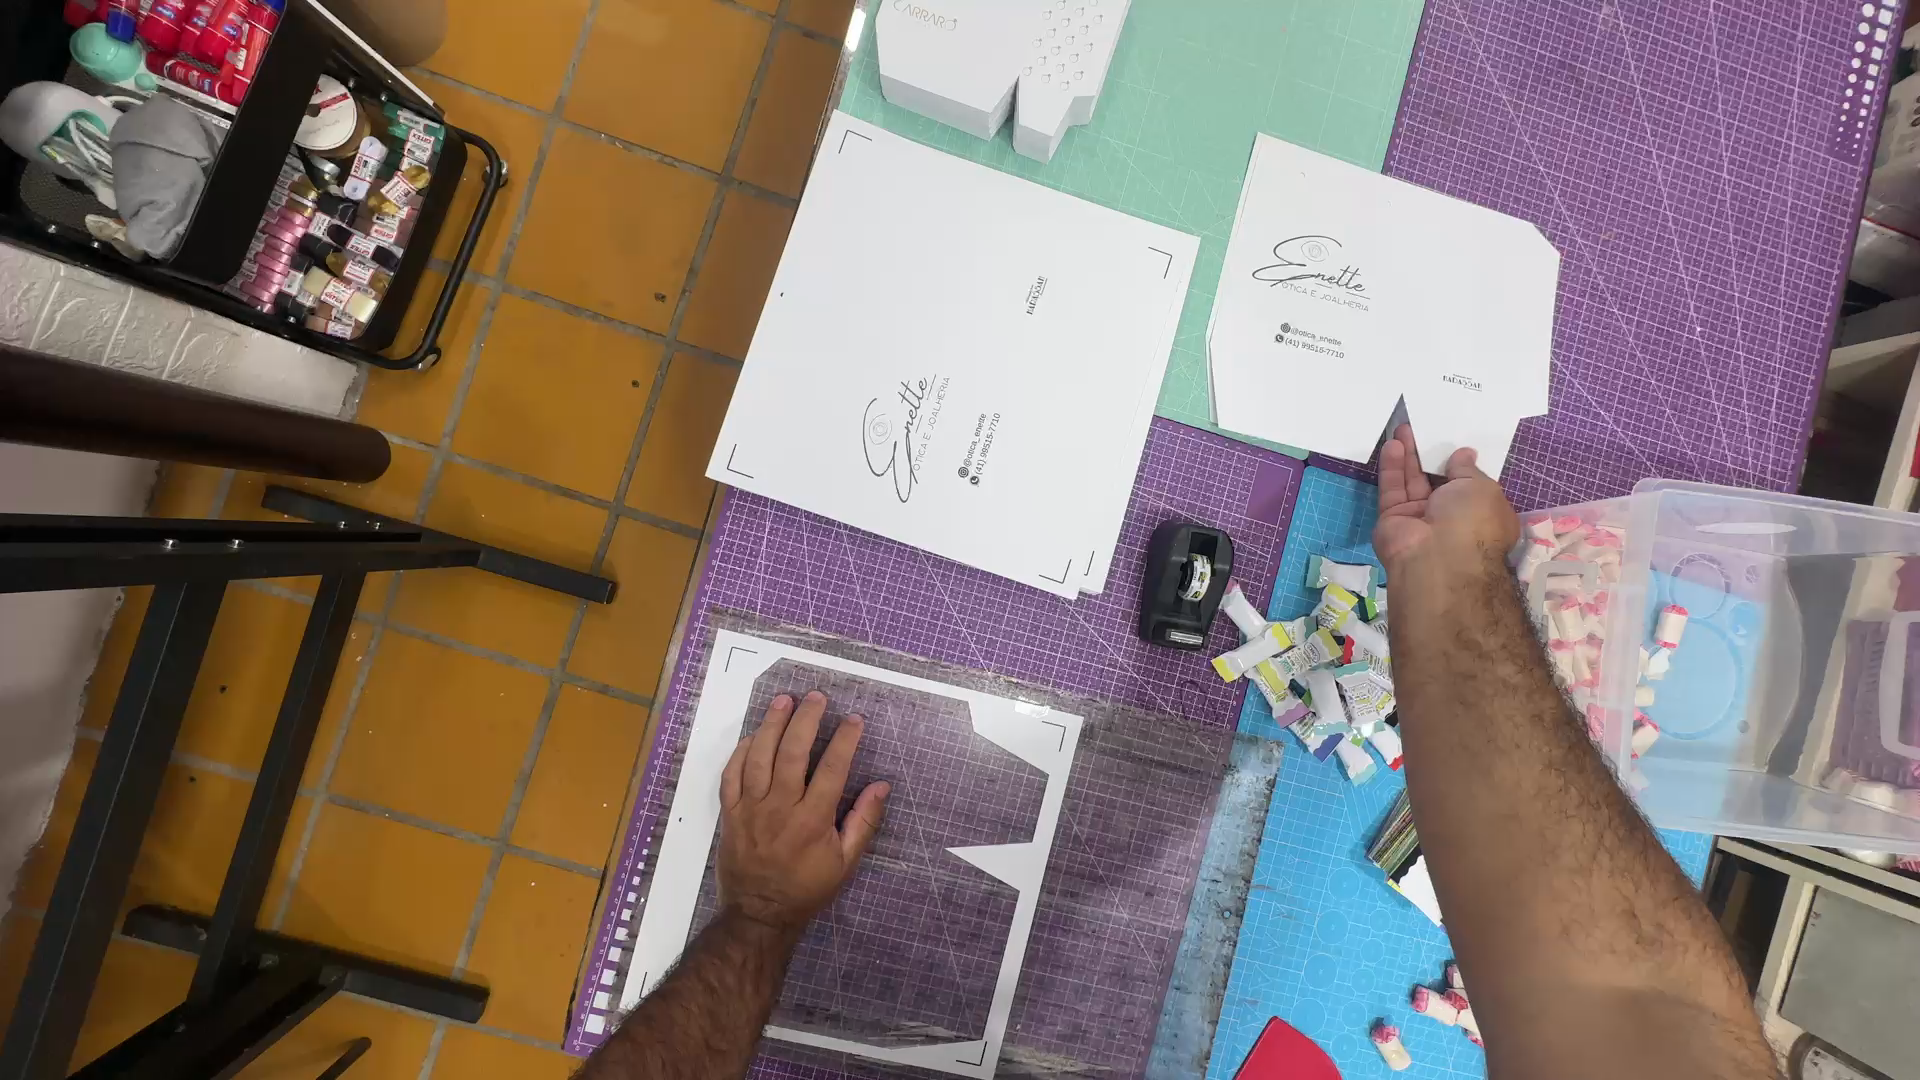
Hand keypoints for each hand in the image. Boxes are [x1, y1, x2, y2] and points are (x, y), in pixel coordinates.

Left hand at [718, 690, 890, 934]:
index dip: (845, 740)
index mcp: (812, 820)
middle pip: (792, 752)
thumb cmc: (807, 888)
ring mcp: (751, 809)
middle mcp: (780, 808)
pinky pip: (730, 775)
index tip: (854, 719)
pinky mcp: (730, 814)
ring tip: (784, 700)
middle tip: (816, 697)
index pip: (832, 768)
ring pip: (759, 757)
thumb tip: (881, 785)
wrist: (758, 916)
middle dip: (806, 720)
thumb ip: (864, 821)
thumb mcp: (845, 862)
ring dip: (771, 725)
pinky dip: (740, 751)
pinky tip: (753, 734)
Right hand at [1373, 424, 1519, 579]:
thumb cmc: (1472, 520)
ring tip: (1403, 428)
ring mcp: (1418, 517)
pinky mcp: (1392, 518)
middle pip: (1435, 479)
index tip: (1453, 443)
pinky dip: (1392, 468)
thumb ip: (1467, 469)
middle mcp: (1449, 516)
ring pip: (1411, 481)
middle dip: (1429, 454)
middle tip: (1422, 429)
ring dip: (1408, 456)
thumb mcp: (1482, 487)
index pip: (1469, 485)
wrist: (1437, 557)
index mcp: (1480, 512)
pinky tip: (1392, 446)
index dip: (1460, 464)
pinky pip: (1392, 489)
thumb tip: (1463, 454)